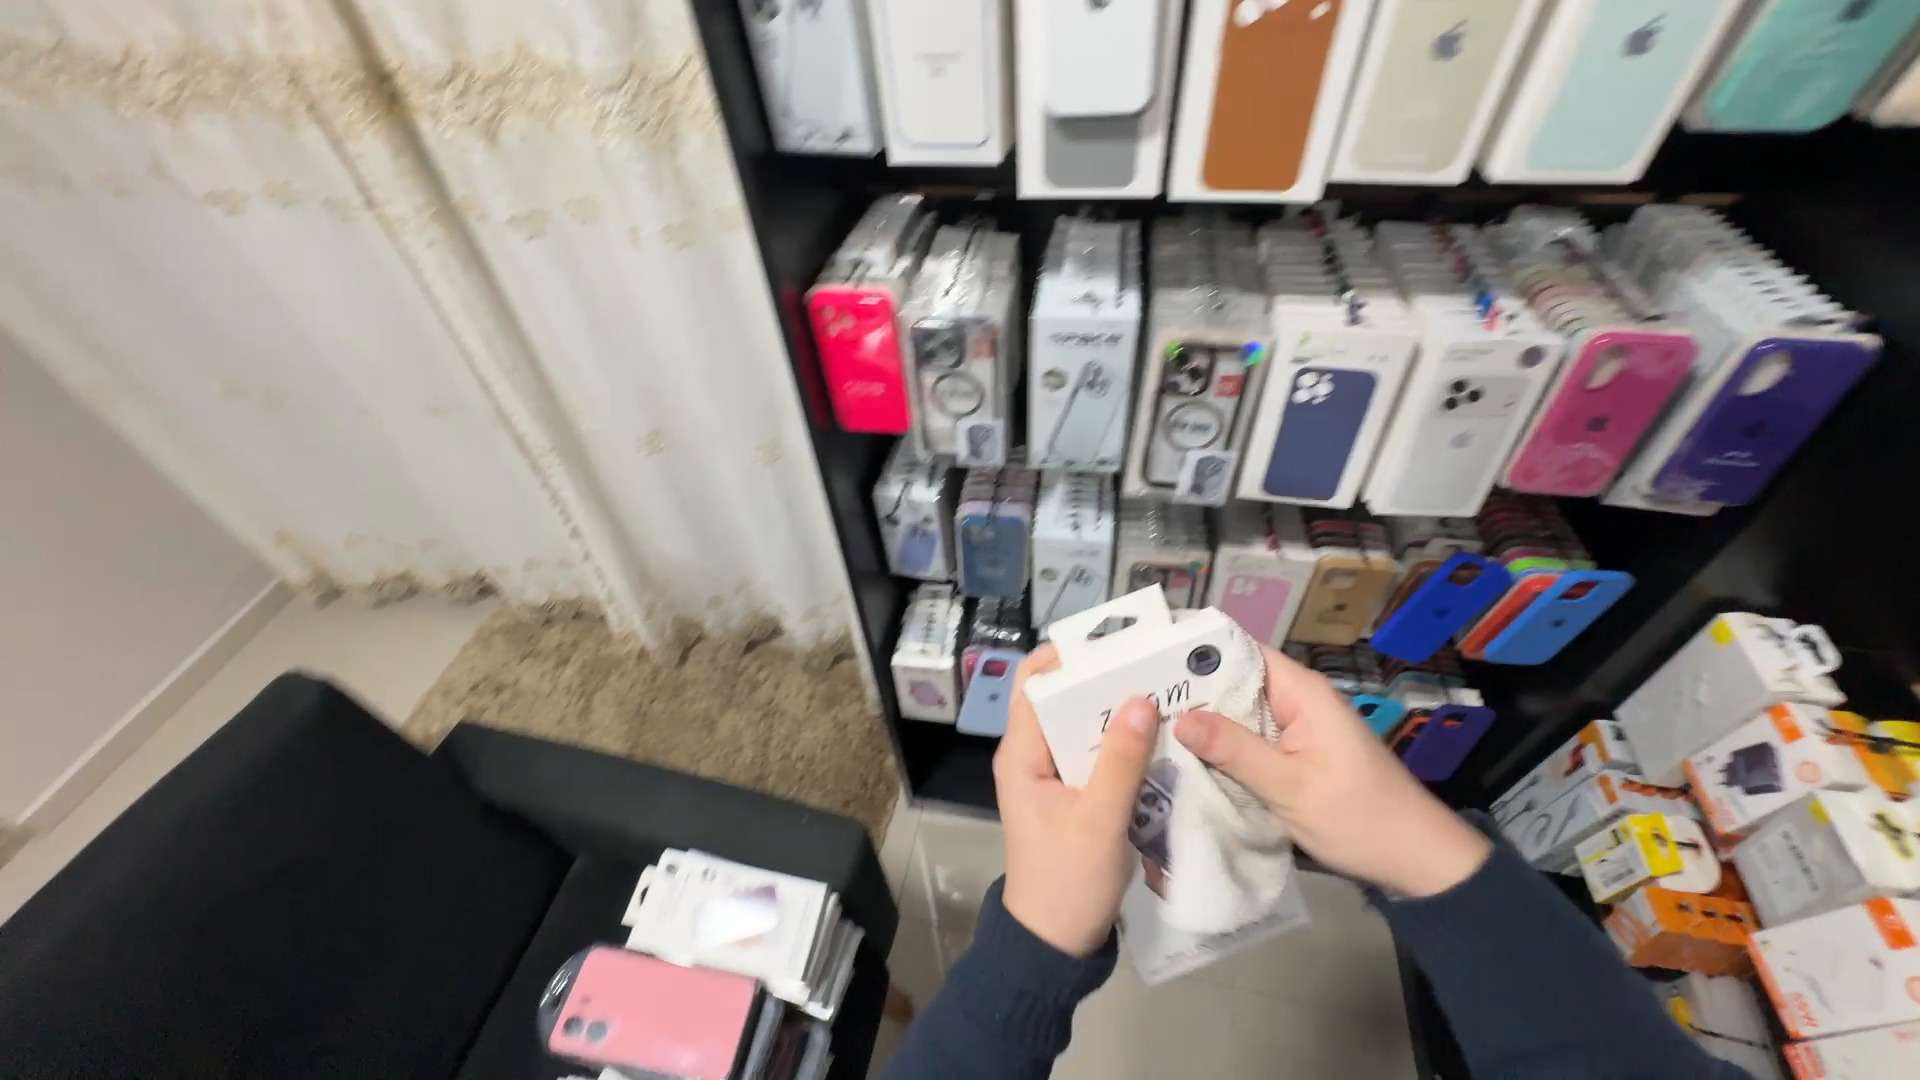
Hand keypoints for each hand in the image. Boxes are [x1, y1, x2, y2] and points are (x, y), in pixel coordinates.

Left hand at [994, 645, 1160, 955]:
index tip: (1111, 640)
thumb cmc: (1068, 880)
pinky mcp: (1070, 793)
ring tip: (1159, 688)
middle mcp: (1030, 755)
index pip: (1034, 683)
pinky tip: (1154, 734)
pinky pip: (1092, 753)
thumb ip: (1120, 760)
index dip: (1066, 656)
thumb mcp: (1099, 820)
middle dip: (1100, 679)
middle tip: (1149, 662)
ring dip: (1113, 710)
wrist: (1055, 942)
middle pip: (1060, 699)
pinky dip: (1118, 740)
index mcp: (1021, 753)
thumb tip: (1140, 697)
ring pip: (1080, 726)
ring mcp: (1050, 774)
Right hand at [1174, 647, 1490, 897]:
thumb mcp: (1291, 786)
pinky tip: (1181, 754)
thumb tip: (1178, 717)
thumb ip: (1234, 749)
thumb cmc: (1359, 818)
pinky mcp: (1290, 755)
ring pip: (1235, 713)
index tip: (1149, 660)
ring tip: (1145, 722)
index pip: (1240, 651)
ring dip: (1200, 720)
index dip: (1196, 652)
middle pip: (1232, 681)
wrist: (1417, 864)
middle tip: (1134, 696)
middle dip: (1189, 689)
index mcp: (1301, 692)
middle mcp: (1295, 701)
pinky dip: (1218, 745)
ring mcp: (1292, 729)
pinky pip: (1245, 739)